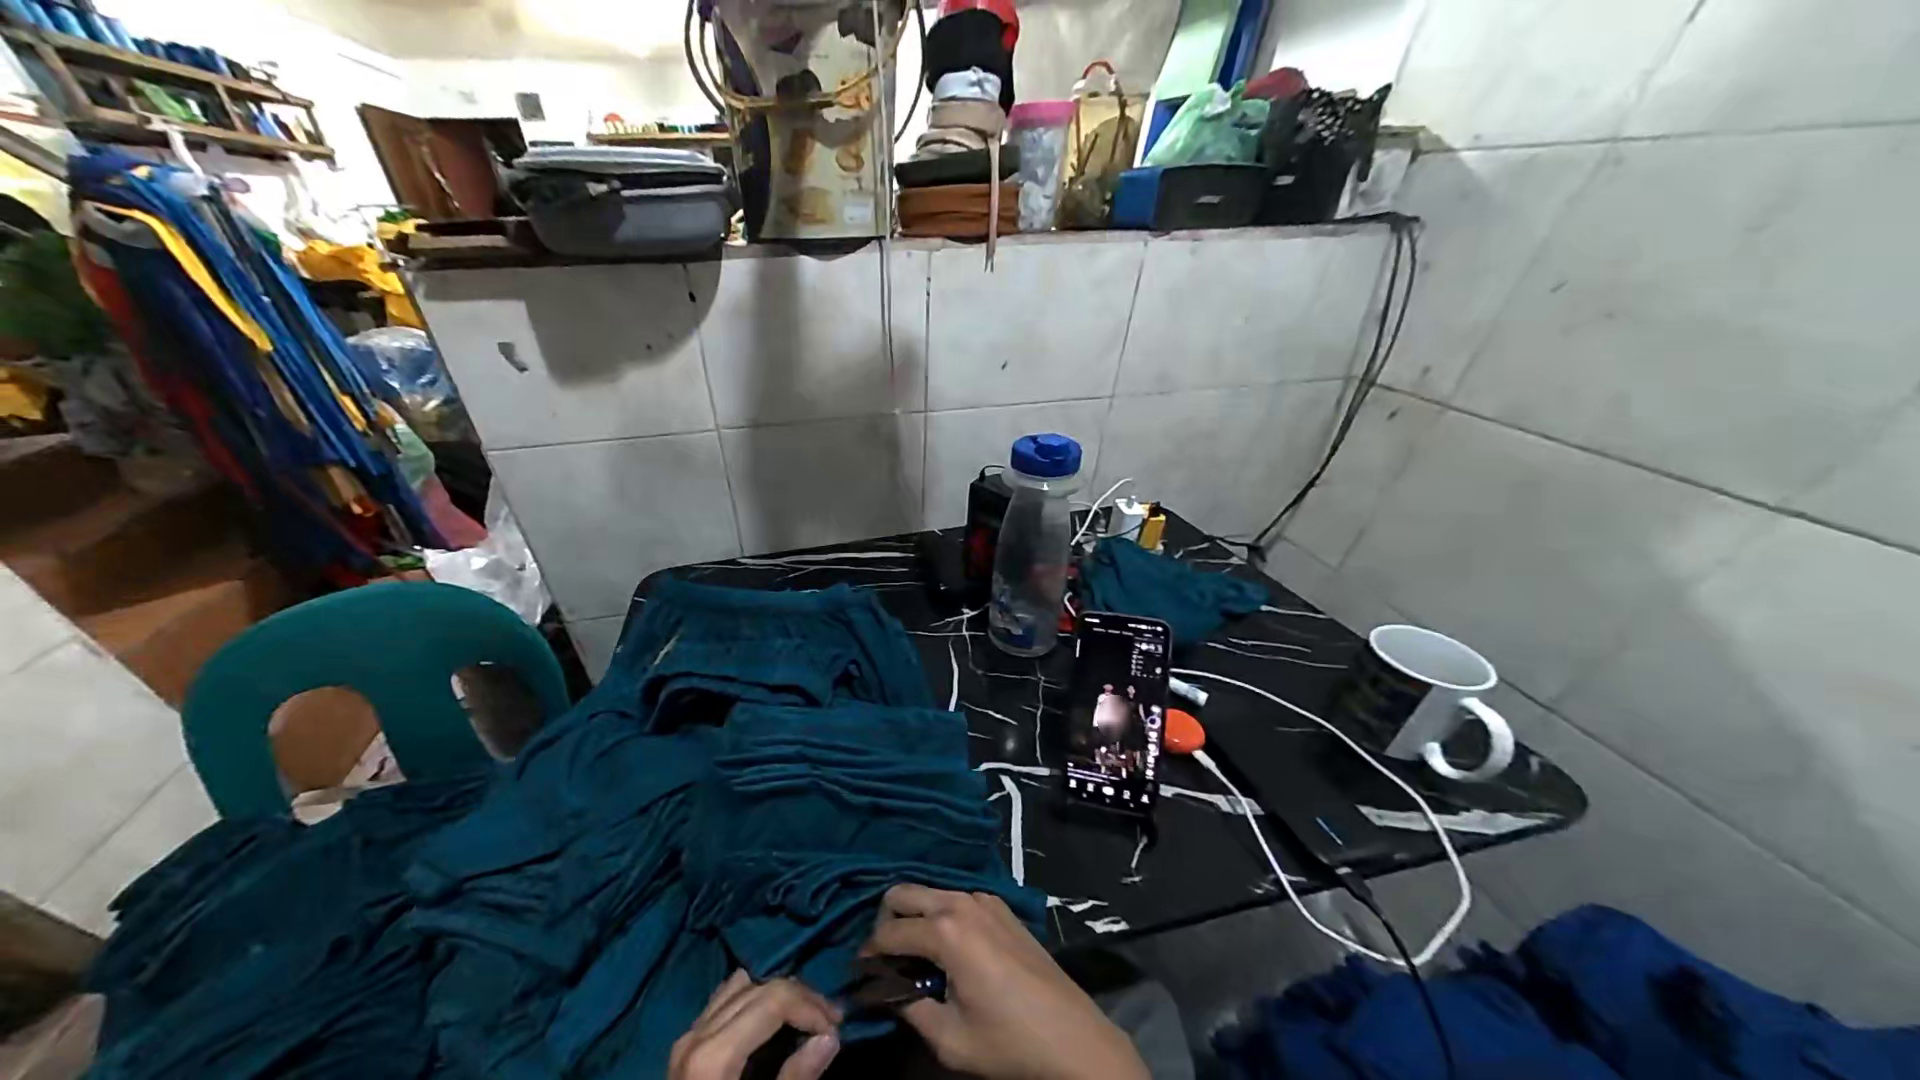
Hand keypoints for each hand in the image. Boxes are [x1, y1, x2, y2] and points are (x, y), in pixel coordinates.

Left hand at [669, 970, 841, 1079]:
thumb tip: (829, 1038)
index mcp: (714, 1055)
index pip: (775, 998)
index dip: (811, 1007)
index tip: (835, 1031)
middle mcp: (696, 1035)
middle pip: (760, 986)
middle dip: (801, 998)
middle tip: (830, 1021)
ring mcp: (687, 1038)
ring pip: (741, 984)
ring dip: (777, 993)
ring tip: (805, 1016)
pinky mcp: (684, 1047)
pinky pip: (724, 1001)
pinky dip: (754, 1000)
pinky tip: (772, 1022)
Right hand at [860, 885, 1149, 1079]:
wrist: (1073, 1037)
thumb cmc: (1008, 1041)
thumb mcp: (948, 1037)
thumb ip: (907, 1006)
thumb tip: (880, 990)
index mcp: (946, 930)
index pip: (887, 932)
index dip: (867, 955)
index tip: (857, 976)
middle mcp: (962, 901)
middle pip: (903, 893)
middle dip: (885, 922)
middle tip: (883, 961)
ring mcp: (985, 899)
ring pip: (930, 892)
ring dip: (912, 916)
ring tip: (911, 958)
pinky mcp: (1001, 906)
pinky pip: (955, 898)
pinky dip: (938, 915)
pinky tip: (942, 948)